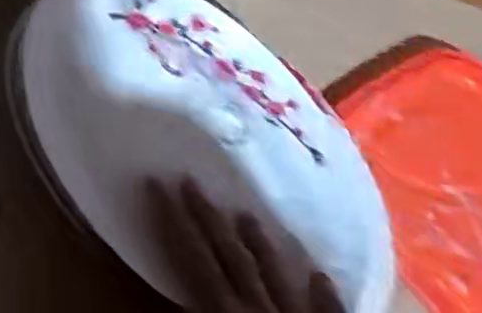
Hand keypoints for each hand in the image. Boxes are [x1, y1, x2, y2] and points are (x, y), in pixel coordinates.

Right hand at [148, 178, 345, 312]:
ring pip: (276, 275)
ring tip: (247, 215)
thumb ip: (184, 312)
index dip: (172, 217)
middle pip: (229, 254)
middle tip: (192, 182)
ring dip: (260, 244)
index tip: (156, 183)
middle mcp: (258, 309)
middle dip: (207, 216)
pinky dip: (324, 294)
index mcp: (222, 311)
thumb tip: (165, 294)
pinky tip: (320, 275)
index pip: (192, 254)